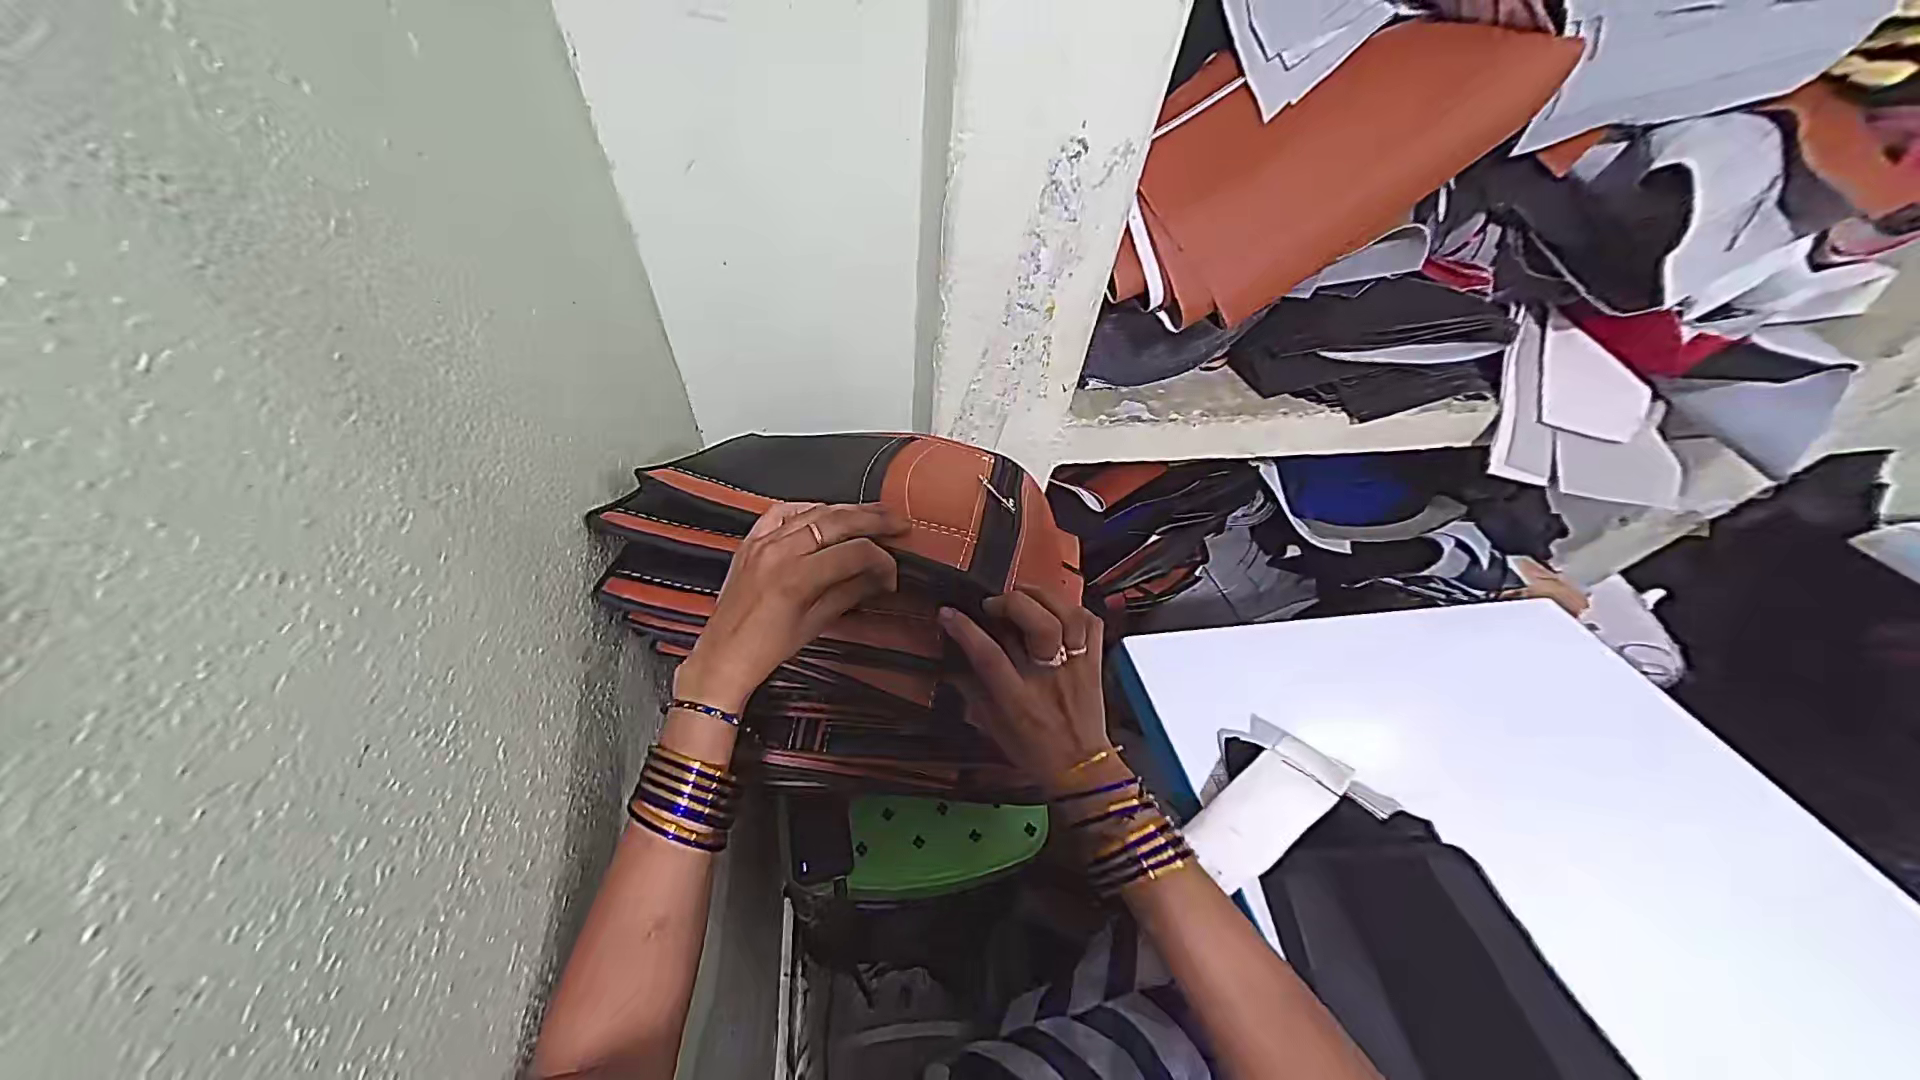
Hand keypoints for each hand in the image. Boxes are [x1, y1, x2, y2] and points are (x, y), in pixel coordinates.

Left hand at [675, 502, 908, 712]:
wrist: (723, 656)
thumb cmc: (766, 649)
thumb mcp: (817, 622)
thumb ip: (851, 591)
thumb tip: (880, 576)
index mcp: (797, 577)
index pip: (855, 551)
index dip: (882, 559)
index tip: (892, 570)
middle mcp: (779, 551)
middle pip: (839, 521)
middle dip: (875, 520)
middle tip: (899, 524)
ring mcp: (764, 542)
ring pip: (816, 511)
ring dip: (849, 511)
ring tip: (873, 514)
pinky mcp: (752, 541)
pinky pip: (785, 512)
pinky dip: (809, 508)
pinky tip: (827, 511)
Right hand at [937, 588, 1111, 794]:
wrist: (1082, 769)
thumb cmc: (1034, 751)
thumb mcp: (993, 726)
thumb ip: (973, 690)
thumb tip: (953, 658)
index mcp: (1019, 700)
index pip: (989, 655)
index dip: (965, 629)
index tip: (949, 613)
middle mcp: (1050, 679)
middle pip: (1038, 625)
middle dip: (1010, 603)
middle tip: (993, 604)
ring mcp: (1076, 667)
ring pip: (1068, 617)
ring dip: (1041, 597)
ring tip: (1023, 597)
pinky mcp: (1094, 662)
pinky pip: (1090, 622)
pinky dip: (1072, 608)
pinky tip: (1054, 610)